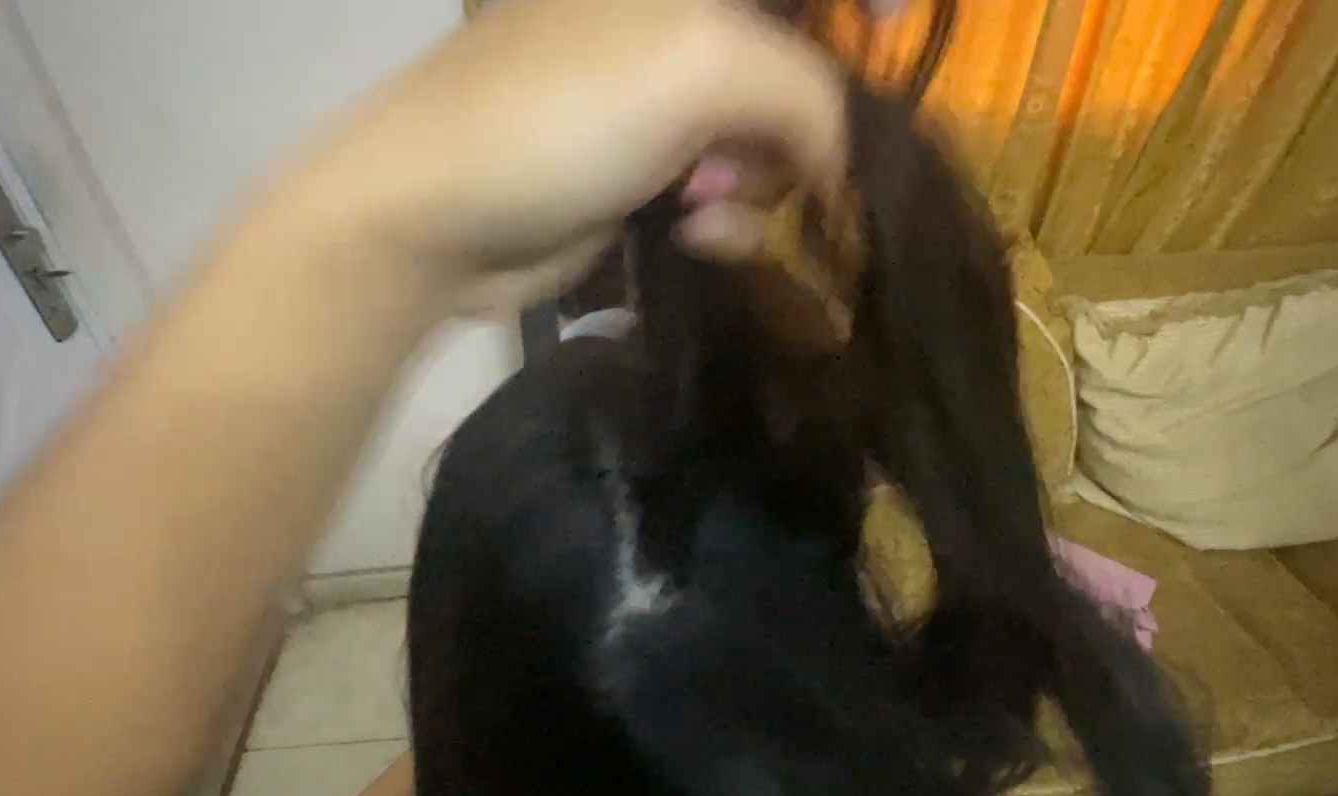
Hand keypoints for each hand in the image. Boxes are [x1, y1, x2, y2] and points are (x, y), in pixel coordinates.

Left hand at [272, 0, 845, 314]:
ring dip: (758, 189)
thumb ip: (804, 94)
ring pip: (769, 146)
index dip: (866, 18)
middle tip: (750, 159)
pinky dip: (725, 223)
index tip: (894, 48)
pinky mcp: (648, 176)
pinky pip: (728, 199)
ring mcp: (664, 105)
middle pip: (799, 70)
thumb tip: (836, 161)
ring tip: (701, 208)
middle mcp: (680, 26)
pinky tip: (690, 233)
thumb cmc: (562, 114)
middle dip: (797, 128)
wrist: (443, 217)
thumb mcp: (701, 67)